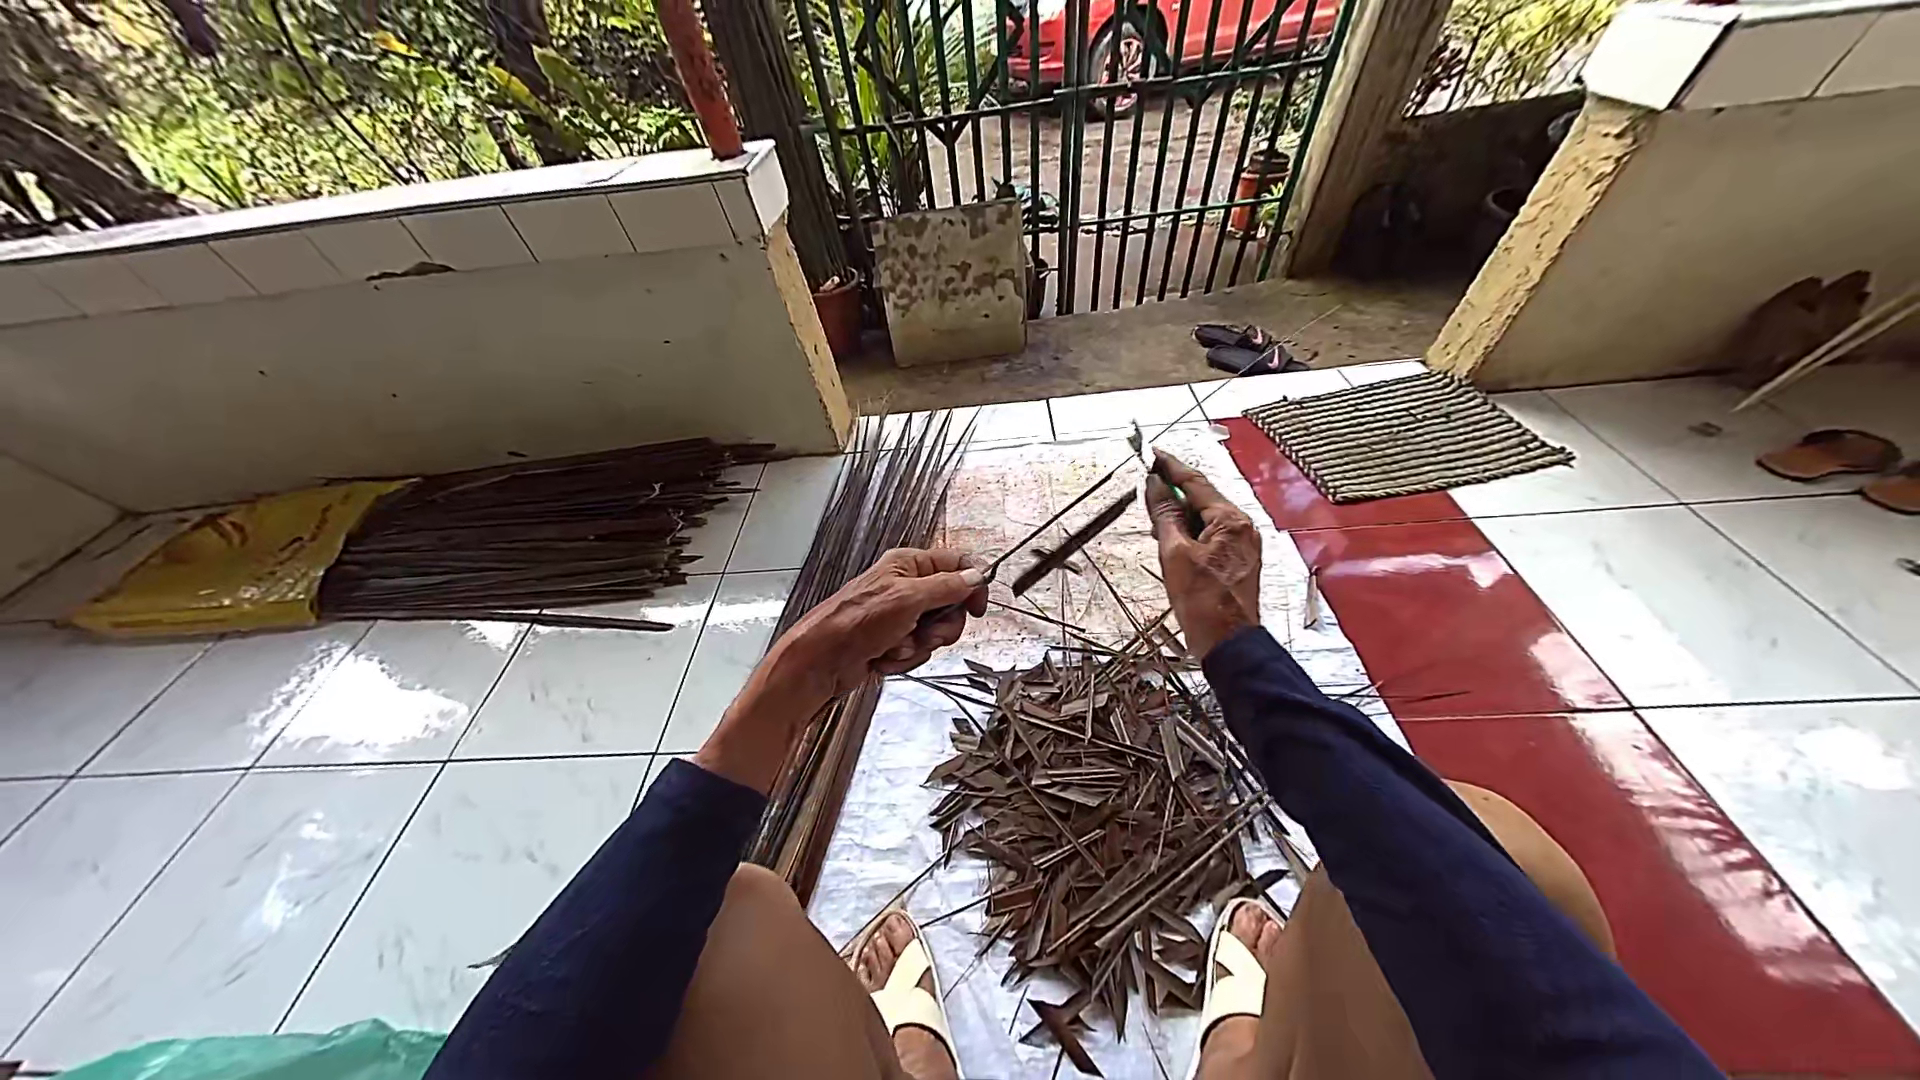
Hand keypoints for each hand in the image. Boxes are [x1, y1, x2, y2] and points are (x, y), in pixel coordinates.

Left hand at [775, 547, 989, 697]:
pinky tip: (885, 655)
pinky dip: (905, 657)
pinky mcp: (893, 639)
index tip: (977, 608)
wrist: (822, 660)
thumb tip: (975, 576)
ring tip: (897, 645)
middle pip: (950, 604)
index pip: (956, 564)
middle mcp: (905, 587)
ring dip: (919, 645)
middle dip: (940, 626)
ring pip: (935, 632)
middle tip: (925, 631)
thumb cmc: (852, 622)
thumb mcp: (908, 599)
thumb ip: (947, 587)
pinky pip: (918, 650)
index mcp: (908, 565)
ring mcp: (900, 615)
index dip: (971, 585)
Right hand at [1145, 450, 1261, 658]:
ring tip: (1156, 527)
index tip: (1154, 454)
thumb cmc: (1203, 603)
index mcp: (1231, 521)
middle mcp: (1242, 528)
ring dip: (1179, 518)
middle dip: (1174, 496)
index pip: (1197, 483)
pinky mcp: (1236, 561)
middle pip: (1202, 500)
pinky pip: (1210, 536)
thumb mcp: (1174, 553)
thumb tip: (1154, 485)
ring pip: (1205, 519)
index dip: (1171, 467)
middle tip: (1148, 491)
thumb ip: (1165, 514)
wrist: (1228, 643)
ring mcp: (1242, 545)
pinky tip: (1172, 544)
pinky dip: (1189, 535)